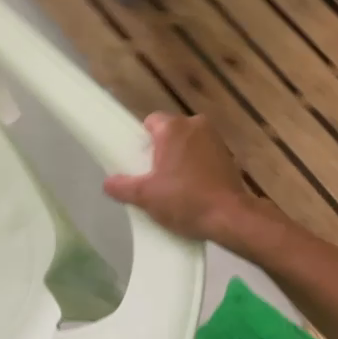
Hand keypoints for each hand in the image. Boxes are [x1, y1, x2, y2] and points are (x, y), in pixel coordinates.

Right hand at [103, 113, 281, 249]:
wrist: (230, 216)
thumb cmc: (184, 200)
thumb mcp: (146, 196)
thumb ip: (122, 186)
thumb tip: (108, 183)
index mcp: (173, 128)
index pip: (151, 122)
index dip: (143, 140)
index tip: (141, 162)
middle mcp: (196, 124)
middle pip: (171, 132)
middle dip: (163, 149)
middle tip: (156, 176)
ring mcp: (215, 138)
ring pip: (189, 142)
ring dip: (182, 157)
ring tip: (176, 185)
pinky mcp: (229, 155)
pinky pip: (205, 154)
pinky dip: (199, 165)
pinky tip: (196, 188)